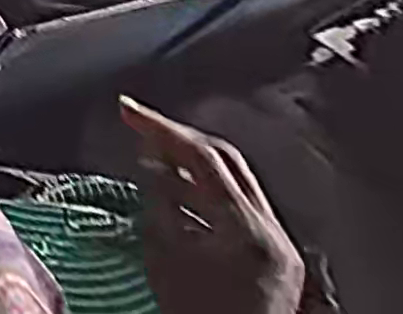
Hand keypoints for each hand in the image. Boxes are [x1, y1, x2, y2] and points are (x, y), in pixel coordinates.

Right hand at [121, 96, 304, 313]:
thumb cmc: (193, 308)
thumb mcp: (164, 247)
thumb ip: (158, 196)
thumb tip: (149, 158)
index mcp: (248, 229)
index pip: (202, 157)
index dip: (160, 126)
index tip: (125, 108)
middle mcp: (273, 232)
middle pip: (225, 160)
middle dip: (177, 136)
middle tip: (136, 121)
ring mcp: (277, 245)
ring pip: (230, 178)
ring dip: (186, 159)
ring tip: (147, 152)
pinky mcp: (270, 255)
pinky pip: (232, 201)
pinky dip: (198, 184)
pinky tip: (170, 184)